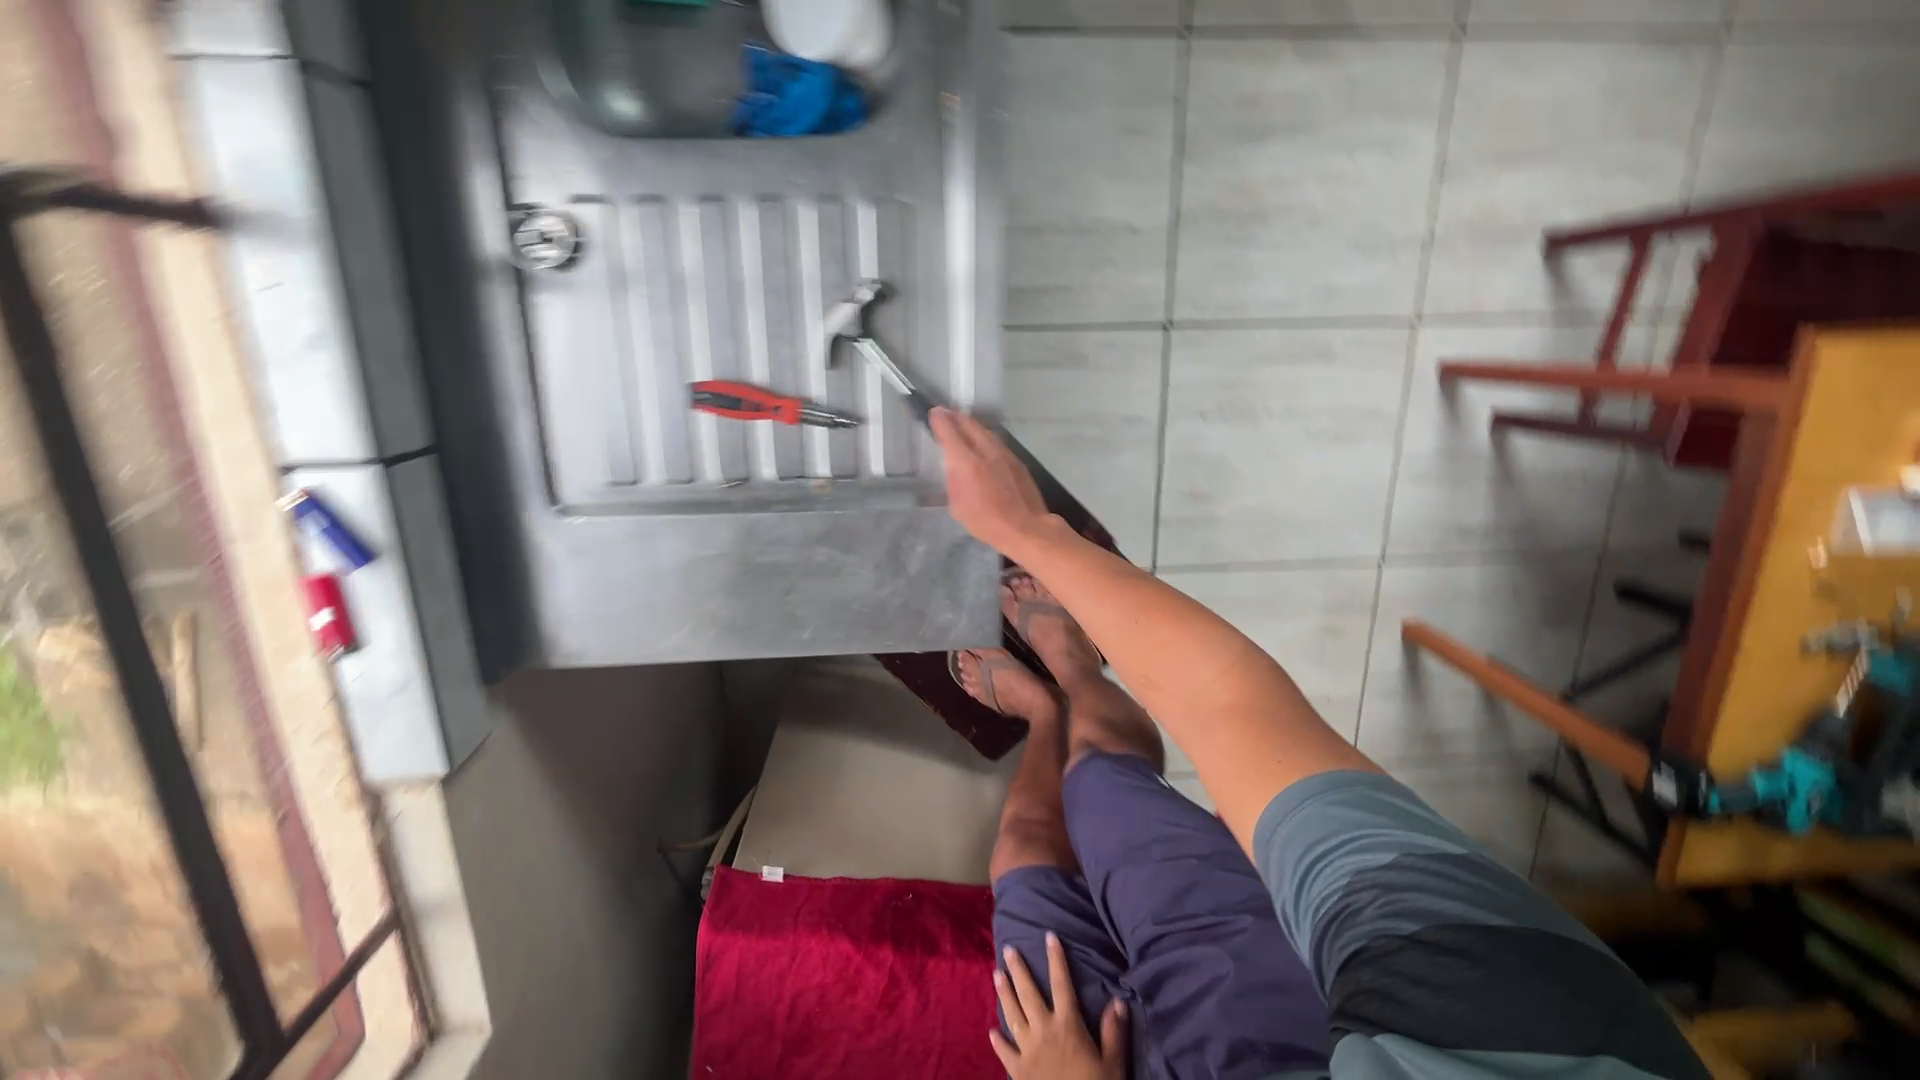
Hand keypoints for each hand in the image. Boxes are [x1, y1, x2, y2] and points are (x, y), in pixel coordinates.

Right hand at [930, 407, 1051, 553]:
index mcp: (966, 462)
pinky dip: (986, 438)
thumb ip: (954, 480)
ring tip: (963, 426)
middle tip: (946, 414)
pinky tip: (983, 444)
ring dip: (972, 426)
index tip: (934, 413)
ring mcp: (1004, 453)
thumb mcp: (958, 505)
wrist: (1025, 527)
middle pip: (969, 424)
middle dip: (955, 417)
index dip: (940, 420)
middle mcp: (985, 451)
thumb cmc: (986, 522)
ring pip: (985, 431)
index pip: (949, 432)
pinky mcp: (1017, 460)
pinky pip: (997, 442)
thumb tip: (954, 467)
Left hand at [991, 934, 1126, 1079]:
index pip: (1063, 984)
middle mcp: (1044, 1031)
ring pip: (1013, 1015)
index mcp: (1068, 1026)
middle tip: (1008, 949)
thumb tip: (1119, 1000)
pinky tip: (992, 1031)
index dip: (1056, 959)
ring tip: (996, 974)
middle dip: (1019, 970)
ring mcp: (1027, 1051)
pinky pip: (1005, 1052)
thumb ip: (1114, 1032)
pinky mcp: (1017, 1071)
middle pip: (1029, 993)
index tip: (1049, 936)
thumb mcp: (1113, 1064)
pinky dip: (998, 1041)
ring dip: (1004, 994)